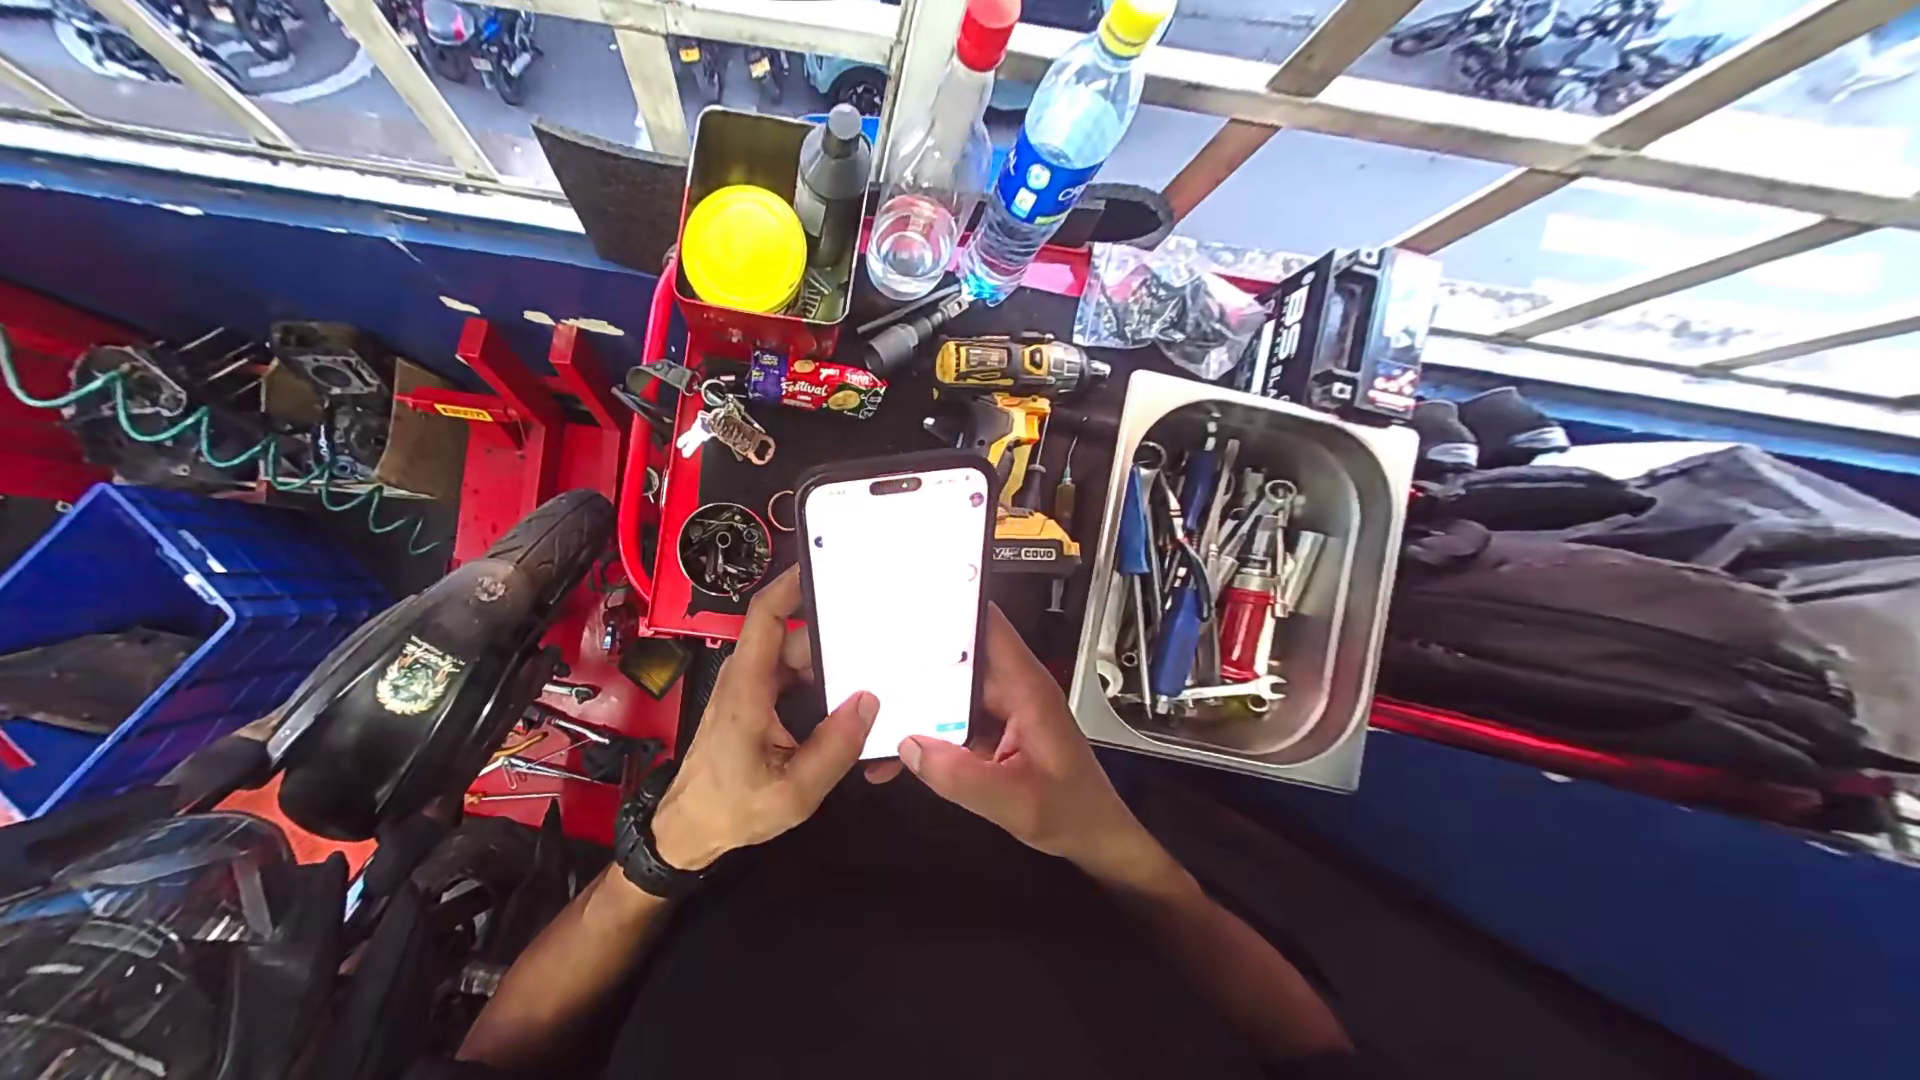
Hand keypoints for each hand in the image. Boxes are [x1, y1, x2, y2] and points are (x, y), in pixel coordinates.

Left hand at [650, 567, 878, 870]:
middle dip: (838, 639)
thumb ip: (835, 748)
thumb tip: (868, 701)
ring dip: (833, 669)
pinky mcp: (758, 701)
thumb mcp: (794, 790)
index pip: (766, 616)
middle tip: (881, 643)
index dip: (793, 584)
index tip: (826, 564)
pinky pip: (796, 678)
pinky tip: (848, 704)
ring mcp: (751, 688)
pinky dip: (822, 686)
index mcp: (748, 688)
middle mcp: (747, 677)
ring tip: (871, 681)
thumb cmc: (732, 809)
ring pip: (800, 660)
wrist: (690, 832)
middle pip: (798, 639)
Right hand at [895, 604, 1170, 886]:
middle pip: (959, 656)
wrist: (1093, 836)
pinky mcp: (994, 729)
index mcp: (1027, 688)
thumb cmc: (1075, 812)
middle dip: (918, 658)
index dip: (952, 606)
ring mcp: (1002, 708)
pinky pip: (954, 718)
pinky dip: (929, 730)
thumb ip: (961, 776)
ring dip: (918, 701)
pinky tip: (902, 751)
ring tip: (882, 715)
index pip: (989, 624)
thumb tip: (911, 746)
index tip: (912, 601)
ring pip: (951, 689)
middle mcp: (1014, 689)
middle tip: (876, 666)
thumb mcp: (1016, 802)